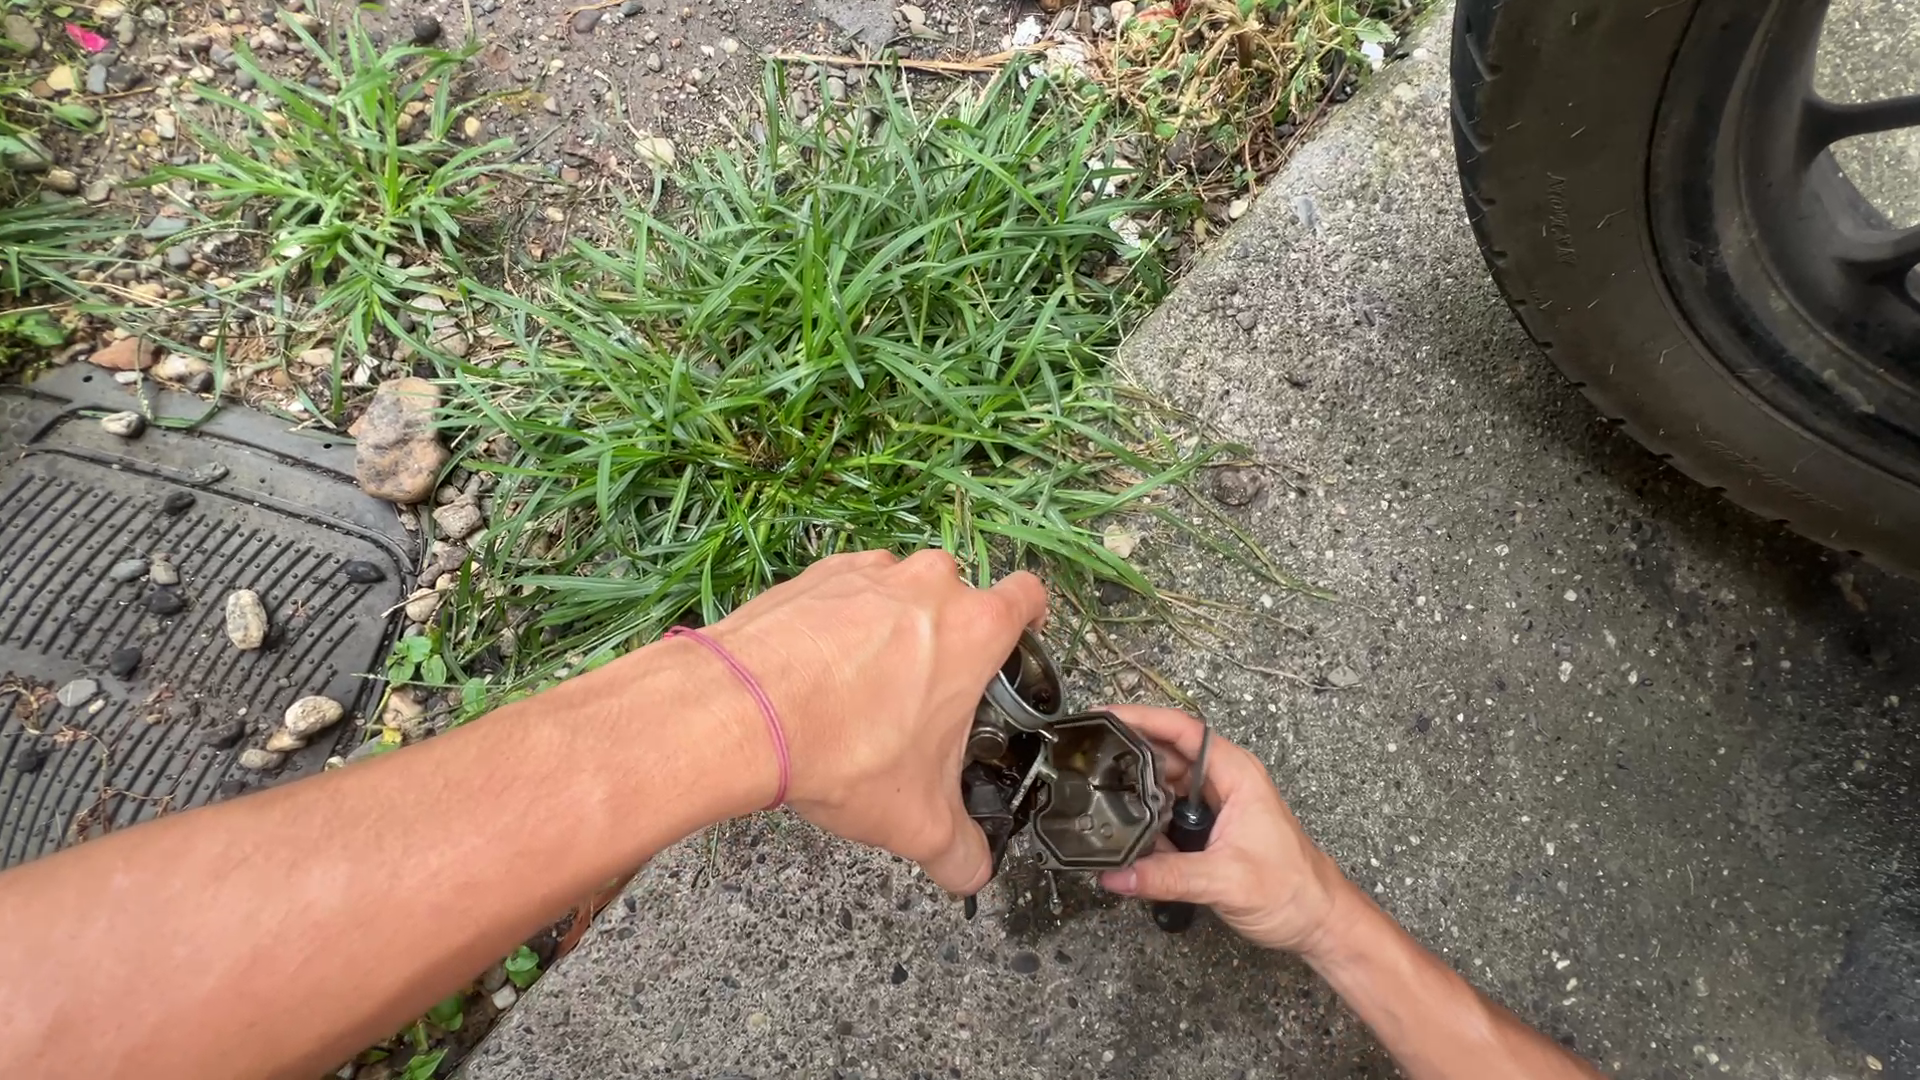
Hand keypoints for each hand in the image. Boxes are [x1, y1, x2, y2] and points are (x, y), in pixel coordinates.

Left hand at [698, 549, 1045, 894]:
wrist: (742, 711)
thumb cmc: (846, 753)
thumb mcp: (917, 820)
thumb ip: (962, 852)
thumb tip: (973, 873)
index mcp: (975, 628)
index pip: (1029, 596)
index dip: (1029, 619)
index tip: (1014, 644)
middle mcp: (930, 584)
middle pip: (959, 601)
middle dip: (949, 639)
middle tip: (924, 692)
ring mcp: (873, 571)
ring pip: (904, 592)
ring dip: (897, 626)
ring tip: (864, 683)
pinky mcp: (822, 572)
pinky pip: (852, 589)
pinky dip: (846, 617)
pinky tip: (822, 665)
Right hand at [1097, 706, 1350, 954]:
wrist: (1320, 923)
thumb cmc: (1293, 891)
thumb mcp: (1226, 880)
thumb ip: (1167, 877)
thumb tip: (1116, 874)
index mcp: (1234, 772)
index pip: (1180, 729)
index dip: (1140, 717)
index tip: (1104, 716)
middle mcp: (1221, 779)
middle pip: (1164, 750)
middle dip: (1126, 749)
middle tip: (1087, 754)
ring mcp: (1212, 801)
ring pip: (1162, 779)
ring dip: (1132, 783)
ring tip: (1094, 785)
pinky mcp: (1205, 825)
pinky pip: (1166, 807)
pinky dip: (1143, 811)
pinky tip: (1120, 821)